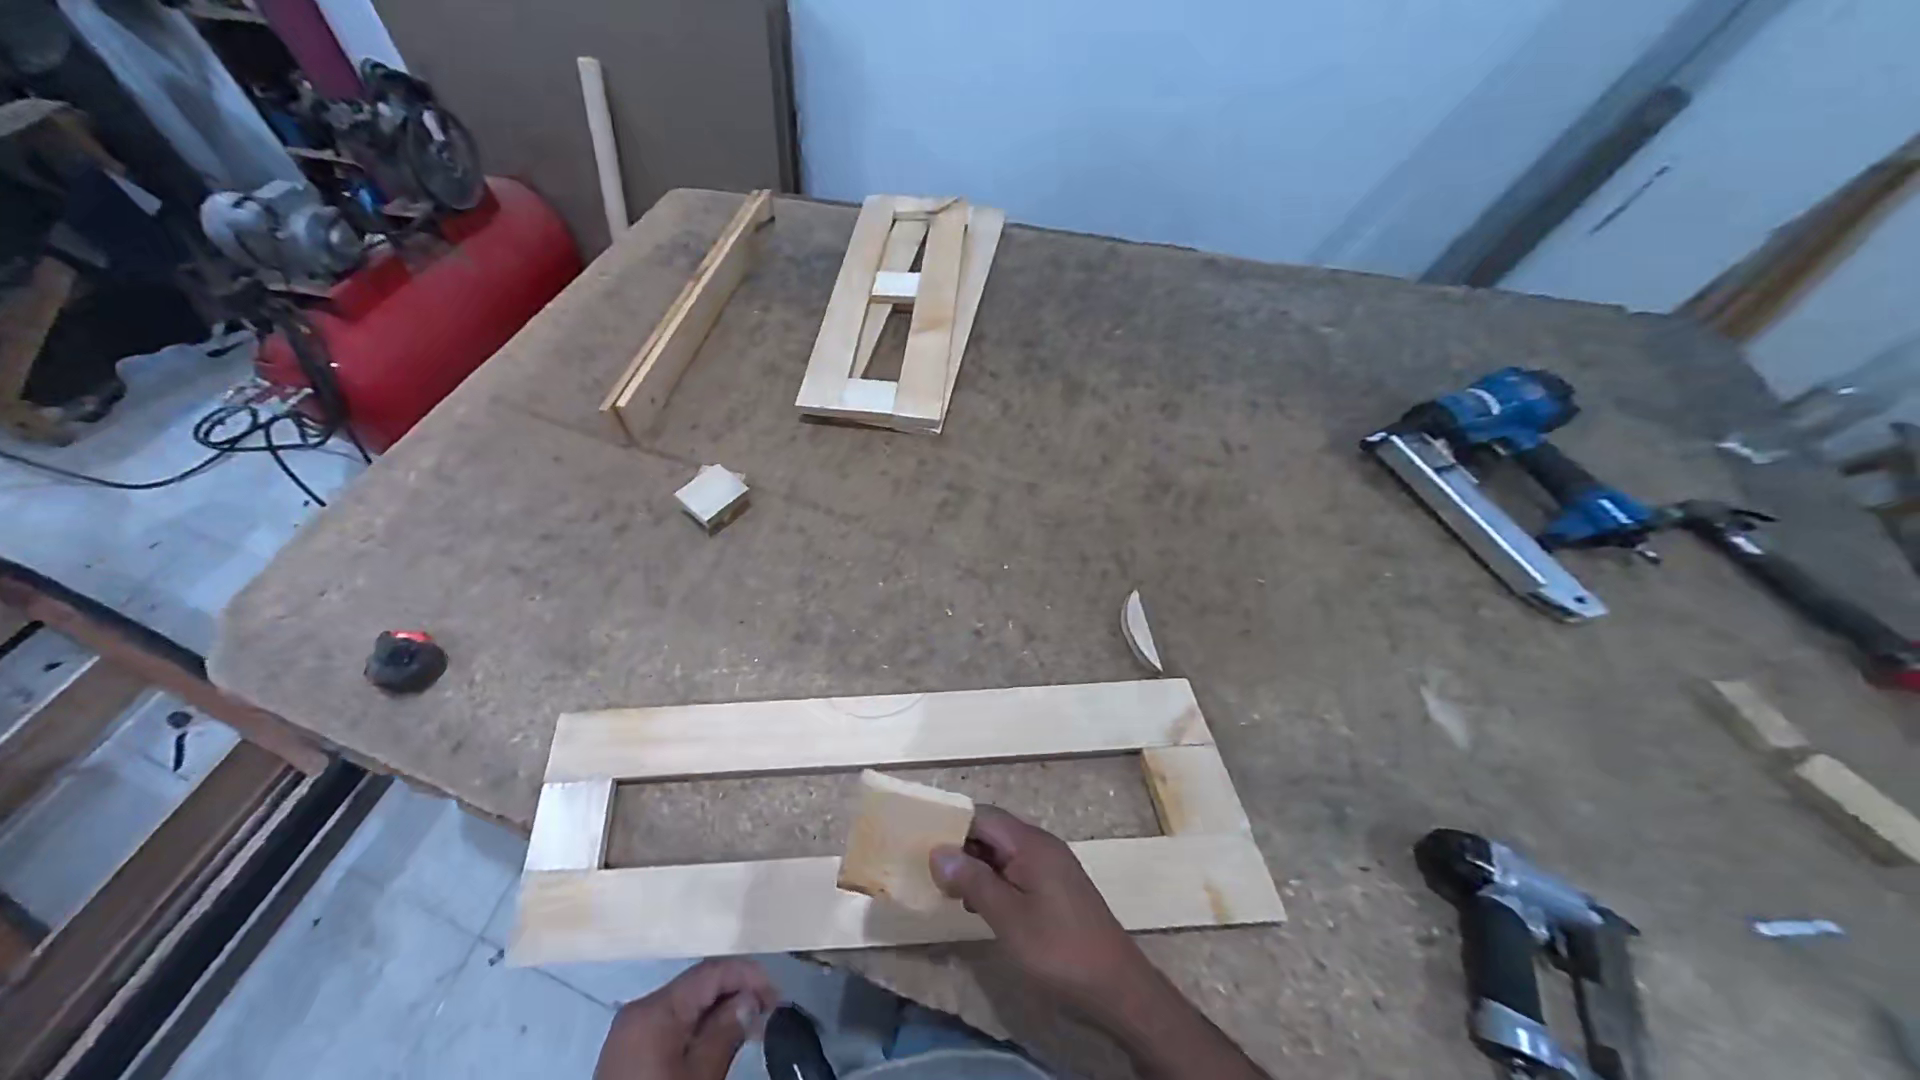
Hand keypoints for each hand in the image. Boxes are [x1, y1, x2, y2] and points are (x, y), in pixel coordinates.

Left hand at [592, 958, 777, 1079]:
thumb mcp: (701, 1077)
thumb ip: (726, 1031)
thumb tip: (748, 1000)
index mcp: (654, 1010)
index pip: (711, 972)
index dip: (748, 976)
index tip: (777, 998)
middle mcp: (639, 1010)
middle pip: (698, 985)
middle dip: (735, 993)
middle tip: (768, 1014)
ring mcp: (630, 1031)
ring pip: (686, 1004)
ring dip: (719, 1010)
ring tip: (750, 1027)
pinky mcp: (628, 1052)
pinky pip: (672, 1024)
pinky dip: (698, 1026)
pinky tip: (720, 1040)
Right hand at [929, 804, 1153, 1019]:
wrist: (1117, 987)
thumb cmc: (1058, 950)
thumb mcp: (1008, 918)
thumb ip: (973, 881)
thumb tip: (938, 851)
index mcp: (1031, 843)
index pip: (983, 815)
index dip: (952, 824)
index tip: (922, 843)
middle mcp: (1042, 845)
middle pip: (993, 831)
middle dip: (961, 847)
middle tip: (930, 872)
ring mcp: (1051, 866)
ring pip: (1003, 853)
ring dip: (976, 867)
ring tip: (949, 892)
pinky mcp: (1056, 888)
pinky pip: (1017, 871)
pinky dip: (995, 882)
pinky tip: (980, 907)